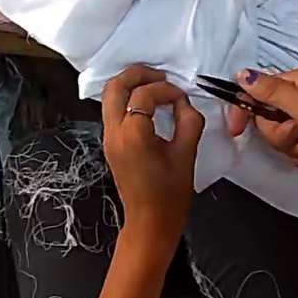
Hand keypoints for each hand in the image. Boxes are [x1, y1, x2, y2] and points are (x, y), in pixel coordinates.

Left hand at [101, 65, 204, 236]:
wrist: (149, 222)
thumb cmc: (170, 194)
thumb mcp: (186, 154)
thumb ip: (188, 121)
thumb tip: (184, 102)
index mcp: (132, 135)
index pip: (144, 95)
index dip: (165, 89)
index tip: (181, 97)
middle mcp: (113, 132)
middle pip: (114, 87)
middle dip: (137, 74)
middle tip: (160, 75)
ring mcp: (108, 138)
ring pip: (109, 97)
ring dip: (130, 85)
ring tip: (155, 86)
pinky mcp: (110, 144)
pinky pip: (113, 111)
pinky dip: (128, 100)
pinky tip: (149, 105)